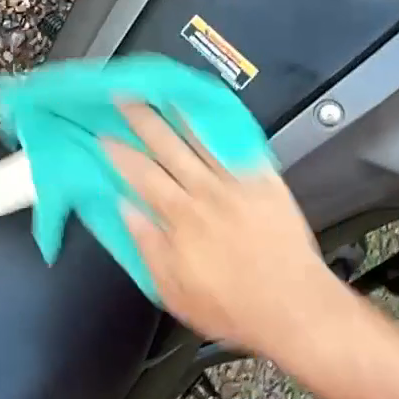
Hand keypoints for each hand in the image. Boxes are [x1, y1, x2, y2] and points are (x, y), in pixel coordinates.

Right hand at [108, 102, 355, 357]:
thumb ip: (148, 246)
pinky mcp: (266, 181)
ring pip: (202, 139)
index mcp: (181, 218)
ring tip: (164, 92)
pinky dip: (223, 127)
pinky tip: (213, 112)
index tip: (105, 135)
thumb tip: (126, 209)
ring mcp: (238, 183)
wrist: (294, 306)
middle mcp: (206, 192)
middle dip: (143, 119)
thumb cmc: (232, 306)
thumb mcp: (175, 290)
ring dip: (180, 113)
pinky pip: (240, 146)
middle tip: (125, 97)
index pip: (142, 175)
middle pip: (168, 147)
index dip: (120, 152)